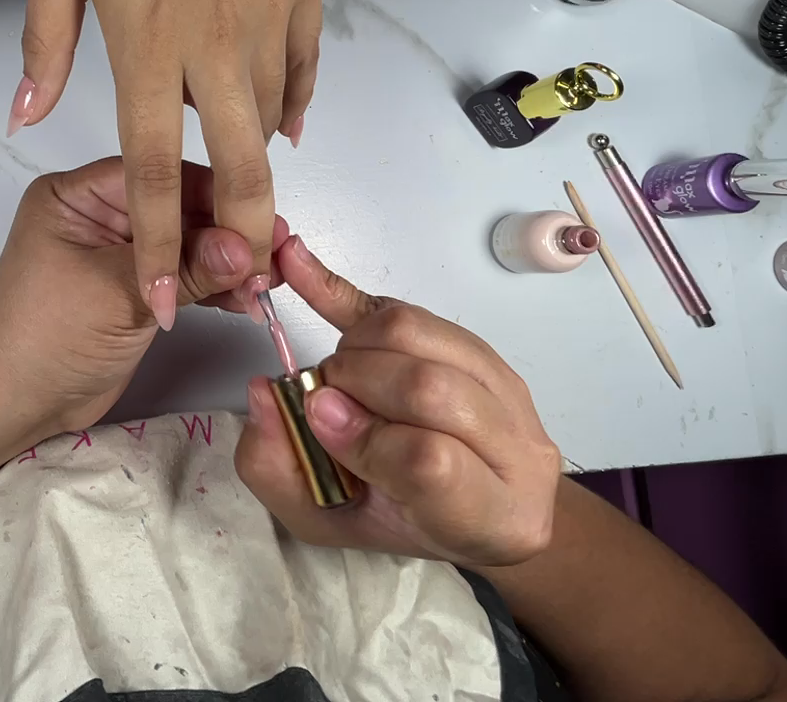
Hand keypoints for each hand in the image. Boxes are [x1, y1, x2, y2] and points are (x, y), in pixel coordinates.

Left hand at [0, 157, 288, 440]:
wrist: (18, 406)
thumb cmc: (46, 339)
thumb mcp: (117, 295)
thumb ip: (185, 269)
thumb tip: (248, 248)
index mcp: (75, 195)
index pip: (152, 176)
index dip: (208, 192)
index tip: (258, 214)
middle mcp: (98, 214)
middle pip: (174, 208)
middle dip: (224, 232)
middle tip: (275, 251)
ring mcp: (118, 251)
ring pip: (183, 243)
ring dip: (224, 263)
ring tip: (268, 279)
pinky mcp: (134, 286)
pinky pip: (181, 275)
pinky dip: (211, 286)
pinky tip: (246, 298)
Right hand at [236, 236, 562, 566]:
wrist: (465, 502)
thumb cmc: (394, 519)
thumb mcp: (325, 522)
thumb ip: (280, 472)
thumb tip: (266, 392)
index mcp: (492, 519)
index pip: (432, 462)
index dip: (366, 437)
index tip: (319, 422)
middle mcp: (520, 451)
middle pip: (428, 388)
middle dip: (353, 384)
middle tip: (322, 401)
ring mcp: (506, 388)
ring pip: (418, 335)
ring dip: (356, 346)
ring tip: (338, 373)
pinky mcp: (471, 343)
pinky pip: (404, 307)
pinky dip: (339, 287)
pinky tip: (295, 263)